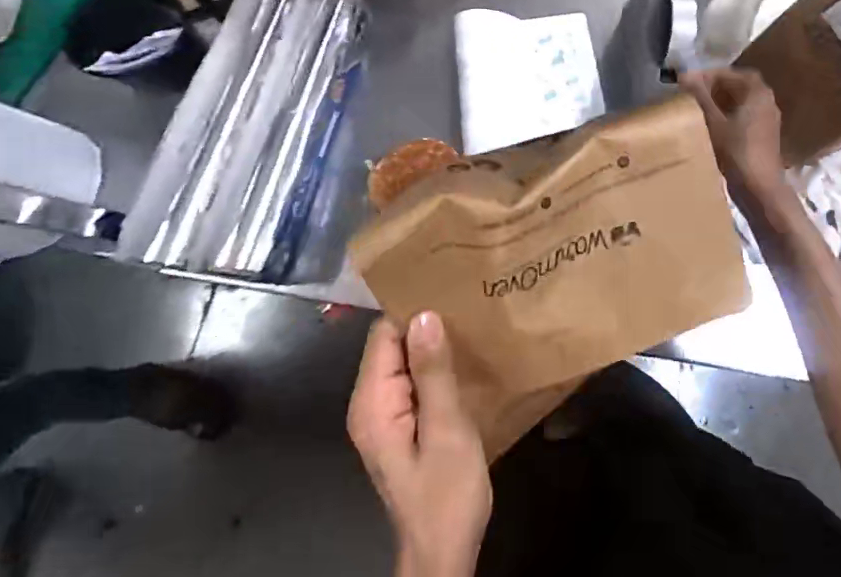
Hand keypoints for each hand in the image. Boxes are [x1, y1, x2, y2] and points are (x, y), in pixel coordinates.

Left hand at [347, 312, 491, 576]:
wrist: (443, 553)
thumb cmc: (446, 494)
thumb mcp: (446, 429)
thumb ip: (434, 372)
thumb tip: (425, 314)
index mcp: (372, 402)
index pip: (384, 334)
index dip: (415, 311)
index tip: (451, 291)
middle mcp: (369, 403)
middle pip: (392, 344)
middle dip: (426, 325)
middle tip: (468, 305)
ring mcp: (383, 415)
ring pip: (405, 361)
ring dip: (434, 346)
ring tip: (471, 325)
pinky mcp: (400, 424)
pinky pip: (413, 380)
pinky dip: (435, 368)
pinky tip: (463, 361)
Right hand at [679, 68, 785, 199]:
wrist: (759, 188)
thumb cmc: (736, 150)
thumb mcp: (713, 121)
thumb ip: (699, 96)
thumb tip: (684, 74)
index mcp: (758, 94)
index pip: (732, 74)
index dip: (710, 74)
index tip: (690, 81)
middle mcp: (767, 102)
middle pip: (738, 87)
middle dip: (715, 87)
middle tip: (692, 92)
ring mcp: (767, 121)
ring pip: (741, 102)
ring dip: (720, 101)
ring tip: (697, 107)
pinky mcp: (763, 136)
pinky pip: (744, 117)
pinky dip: (727, 115)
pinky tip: (710, 125)